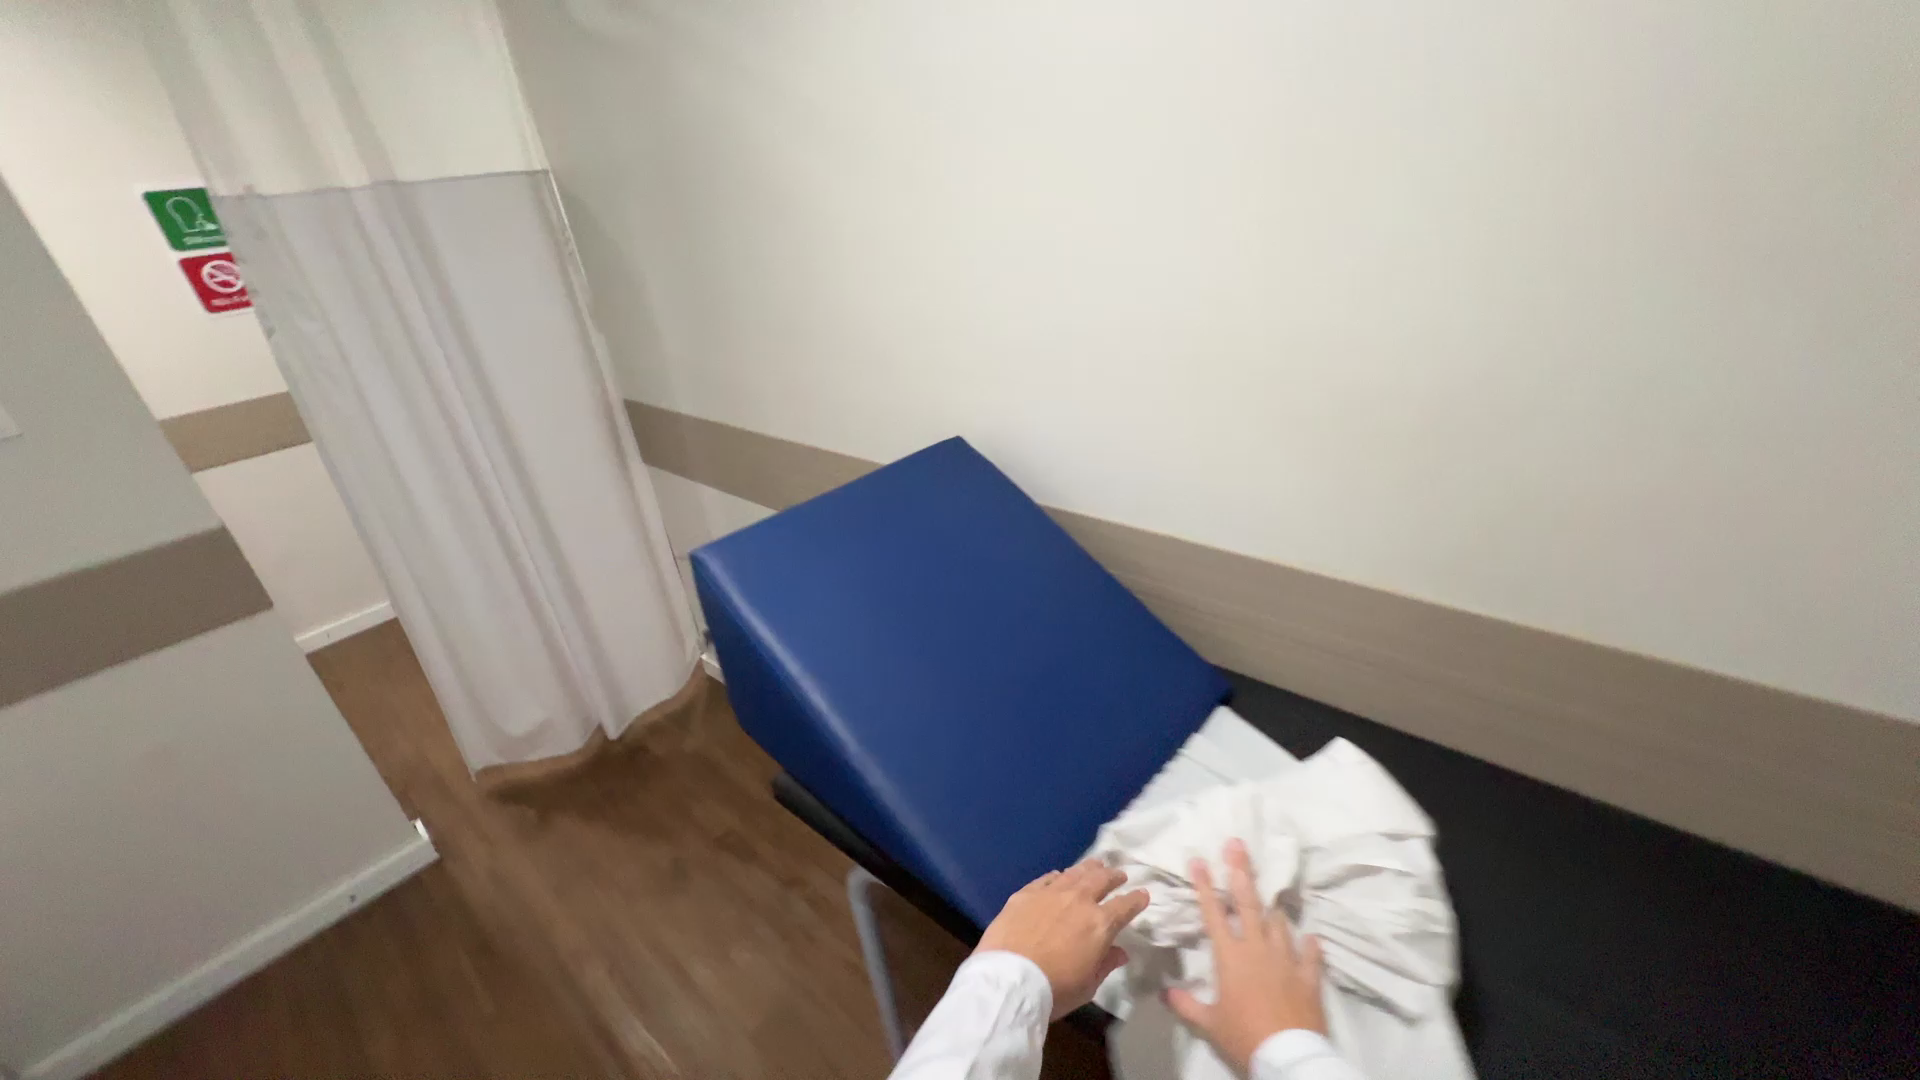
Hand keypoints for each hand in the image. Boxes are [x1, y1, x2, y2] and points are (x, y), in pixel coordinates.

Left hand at [976, 858, 1150, 1019]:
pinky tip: (1059, 875)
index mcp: (1099, 924)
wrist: (1010, 978)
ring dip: (1088, 868)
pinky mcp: (1026, 892)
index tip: (1143, 894)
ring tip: (1095, 865)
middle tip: (1119, 874)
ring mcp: (1051, 893)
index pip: (1124, 906)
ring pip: (1075, 873)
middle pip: (1100, 880)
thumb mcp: (1088, 985)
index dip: (1136, 899)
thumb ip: (1105, 964)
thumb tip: (1120, 951)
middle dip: (1113, 876)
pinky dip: (1058, 876)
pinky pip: (1047, 879)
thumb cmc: (1055, 989)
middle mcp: (1078, 900)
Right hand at [1164, 839, 1326, 1074]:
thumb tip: (1165, 993)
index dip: (1204, 885)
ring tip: (1269, 892)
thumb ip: (1187, 1005)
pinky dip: (1310, 945)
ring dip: (1272, 907)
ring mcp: (1286, 961)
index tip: (1198, 859)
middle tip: (1237, 845)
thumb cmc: (1244, 1038)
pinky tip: (1311, 936)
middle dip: (1240, 872)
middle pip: (1247, 903)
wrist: (1290, 1059)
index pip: (1213, 913)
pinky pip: (1310, 956)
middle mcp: (1257, 949)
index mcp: (1230, 957)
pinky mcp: (1309, 978)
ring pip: (1278, 924)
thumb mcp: (1209, 1024)